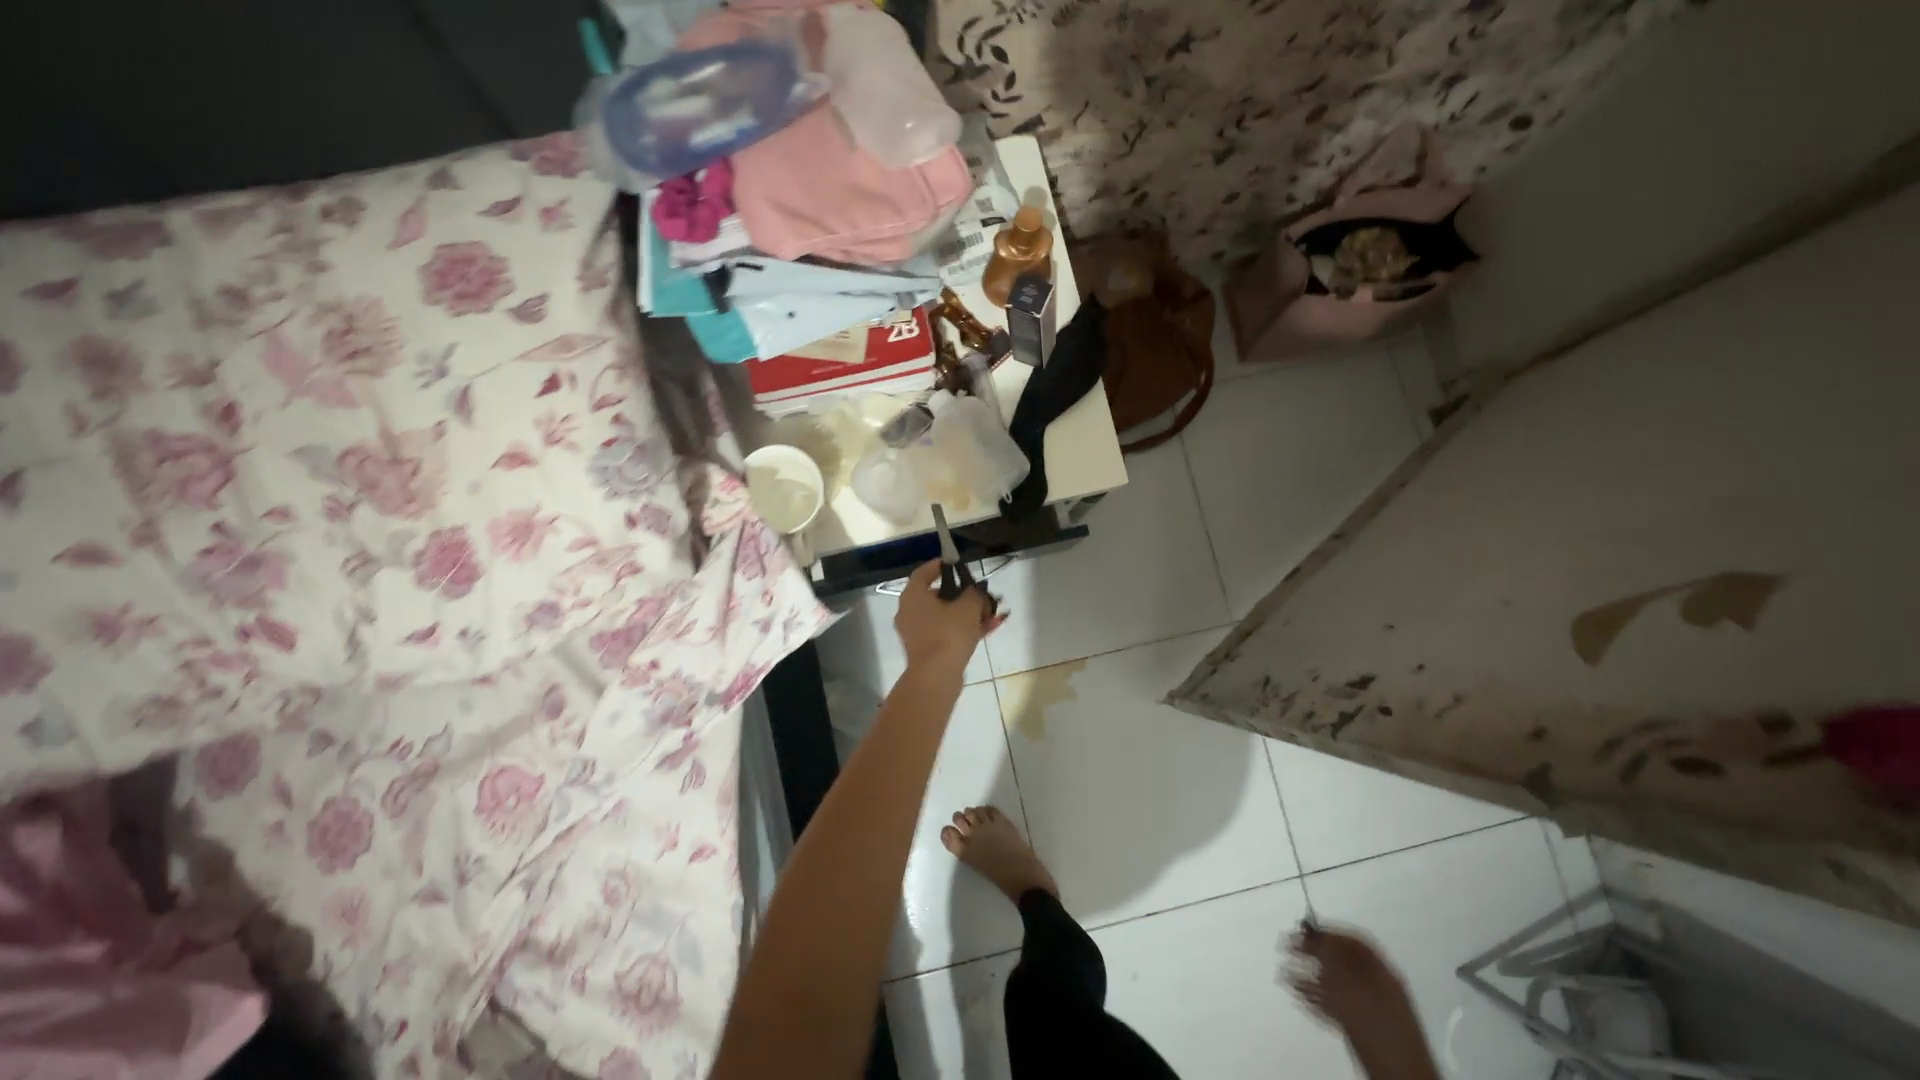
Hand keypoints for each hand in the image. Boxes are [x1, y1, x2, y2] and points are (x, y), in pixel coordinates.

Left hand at [894, 560, 1004, 673]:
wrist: (936, 676)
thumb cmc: (948, 633)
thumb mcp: (968, 606)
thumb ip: (974, 593)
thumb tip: (975, 592)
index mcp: (913, 596)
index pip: (923, 572)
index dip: (940, 565)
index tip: (955, 563)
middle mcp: (910, 612)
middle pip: (937, 596)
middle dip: (962, 594)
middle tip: (980, 591)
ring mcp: (917, 633)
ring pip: (945, 616)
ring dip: (968, 613)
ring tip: (992, 610)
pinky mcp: (927, 650)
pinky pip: (947, 632)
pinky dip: (965, 628)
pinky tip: (990, 627)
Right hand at [1287, 925, 1425, 1050]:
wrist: (1399, 1075)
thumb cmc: (1375, 1026)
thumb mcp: (1352, 988)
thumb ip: (1332, 960)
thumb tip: (1315, 936)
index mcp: (1381, 972)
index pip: (1353, 942)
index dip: (1327, 932)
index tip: (1301, 930)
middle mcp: (1377, 985)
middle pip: (1343, 960)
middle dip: (1314, 952)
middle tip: (1287, 947)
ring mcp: (1370, 1007)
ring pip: (1336, 983)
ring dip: (1310, 975)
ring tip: (1285, 971)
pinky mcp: (1362, 1027)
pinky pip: (1336, 1004)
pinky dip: (1317, 997)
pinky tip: (1300, 995)